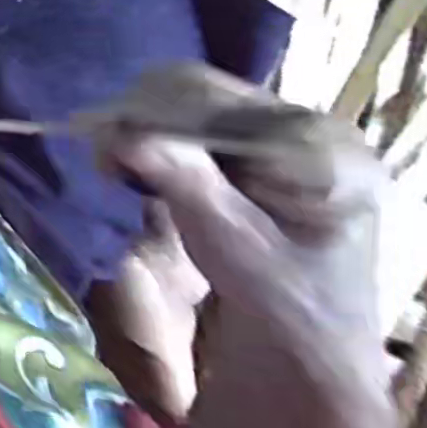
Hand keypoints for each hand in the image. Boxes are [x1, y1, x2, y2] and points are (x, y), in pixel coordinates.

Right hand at [93, 63, 393, 427]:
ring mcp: (278, 122)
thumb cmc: (284, 306)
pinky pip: (187, 110)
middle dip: (142, 115)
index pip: (219, 101)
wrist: (304, 339)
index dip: (154, 113)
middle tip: (103, 155)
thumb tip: (118, 132)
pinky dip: (153, 130)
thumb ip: (185, 183)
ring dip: (141, 122)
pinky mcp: (251, 131)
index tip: (103, 142)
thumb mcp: (236, 248)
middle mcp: (303, 119)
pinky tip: (138, 160)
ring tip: (115, 162)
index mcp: (323, 146)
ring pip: (185, 94)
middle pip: (199, 88)